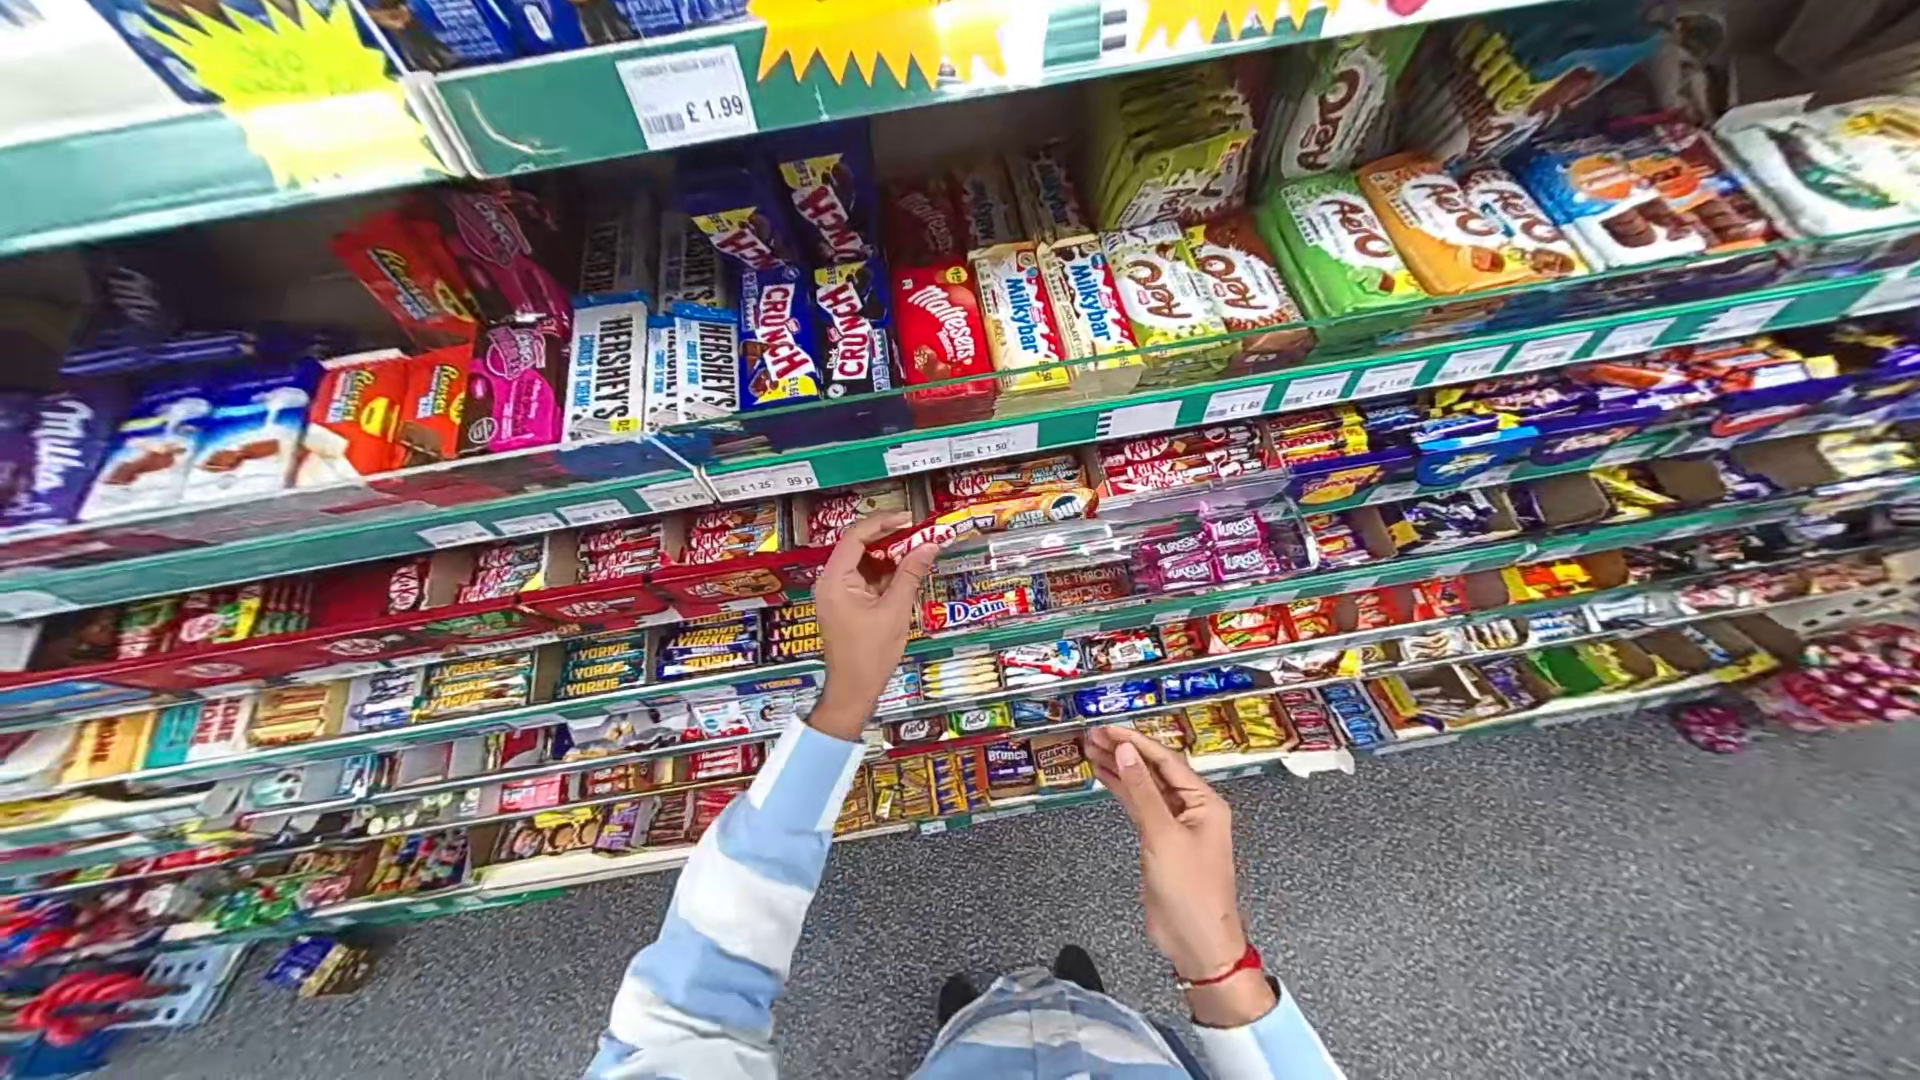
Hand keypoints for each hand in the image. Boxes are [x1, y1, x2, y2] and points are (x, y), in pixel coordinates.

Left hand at [808, 513, 940, 740]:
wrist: (853, 691)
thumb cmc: (870, 655)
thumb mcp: (895, 611)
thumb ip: (911, 574)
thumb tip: (929, 546)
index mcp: (835, 580)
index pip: (855, 537)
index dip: (882, 523)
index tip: (908, 519)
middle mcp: (830, 582)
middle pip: (859, 546)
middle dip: (889, 538)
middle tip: (918, 533)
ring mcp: (837, 592)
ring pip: (865, 561)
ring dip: (890, 555)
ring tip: (918, 550)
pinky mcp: (846, 603)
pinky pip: (867, 578)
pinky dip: (887, 573)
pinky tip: (907, 571)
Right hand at [1086, 725, 1275, 1027]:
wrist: (1196, 943)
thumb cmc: (1191, 892)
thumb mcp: (1164, 835)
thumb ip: (1142, 791)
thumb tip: (1126, 752)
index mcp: (1204, 801)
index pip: (1165, 759)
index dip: (1136, 741)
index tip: (1109, 730)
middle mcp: (1191, 807)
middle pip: (1153, 769)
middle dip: (1124, 750)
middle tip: (1094, 736)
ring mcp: (1174, 822)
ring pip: (1143, 784)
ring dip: (1119, 767)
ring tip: (1092, 750)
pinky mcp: (1158, 838)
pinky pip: (1138, 803)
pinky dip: (1120, 788)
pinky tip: (1104, 776)